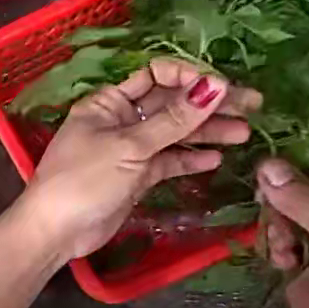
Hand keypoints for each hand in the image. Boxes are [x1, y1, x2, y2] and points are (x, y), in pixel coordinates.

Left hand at [19, 58, 259, 260]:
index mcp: (109, 102)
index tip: (223, 88)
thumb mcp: (128, 147)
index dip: (190, 78)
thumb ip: (173, 121)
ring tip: (243, 133)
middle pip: (170, 104)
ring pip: (173, 134)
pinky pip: (167, 161)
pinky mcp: (136, 176)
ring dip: (206, 132)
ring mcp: (129, 149)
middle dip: (208, 104)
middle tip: (251, 105)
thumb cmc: (84, 180)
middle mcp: (120, 120)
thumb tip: (214, 87)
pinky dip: (188, 159)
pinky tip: (215, 158)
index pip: (156, 76)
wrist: (56, 231)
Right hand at [257, 157, 308, 307]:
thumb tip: (267, 164)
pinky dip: (281, 245)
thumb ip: (307, 199)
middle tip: (266, 201)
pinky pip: (291, 239)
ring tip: (281, 243)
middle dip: (292, 195)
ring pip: (299, 213)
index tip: (276, 155)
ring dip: (283, 223)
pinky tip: (283, 259)